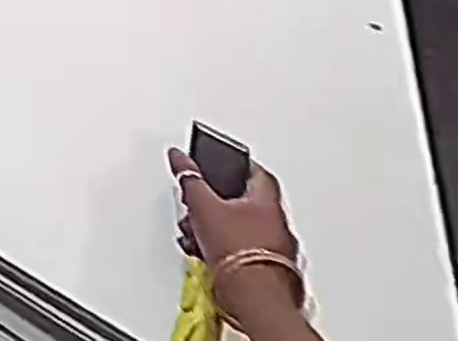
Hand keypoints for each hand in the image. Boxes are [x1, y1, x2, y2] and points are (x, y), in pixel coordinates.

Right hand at [168, 149, 300, 319]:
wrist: (253, 300)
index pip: (257, 173)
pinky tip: (208, 250)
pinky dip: (224, 246)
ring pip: (244, 227)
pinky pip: (245, 250)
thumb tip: (179, 157)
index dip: (239, 162)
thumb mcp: (202, 204)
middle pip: (247, 200)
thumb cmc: (239, 253)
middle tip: (203, 195)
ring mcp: (276, 253)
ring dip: (218, 224)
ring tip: (199, 229)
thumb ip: (189, 177)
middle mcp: (277, 227)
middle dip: (219, 198)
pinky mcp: (268, 274)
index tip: (226, 157)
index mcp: (267, 204)